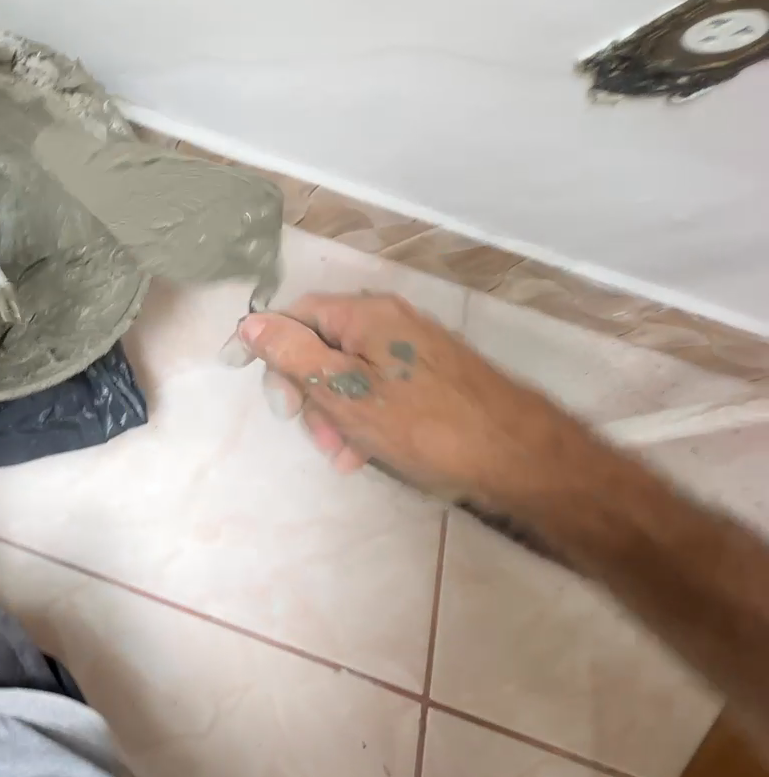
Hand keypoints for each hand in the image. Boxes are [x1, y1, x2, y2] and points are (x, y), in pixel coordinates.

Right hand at [227, 293, 594, 506]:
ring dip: (332, 412)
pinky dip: (361, 415)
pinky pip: (375, 386)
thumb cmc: (423, 425)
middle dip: (305, 391)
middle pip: (318, 346)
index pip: (292, 315)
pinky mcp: (431, 375)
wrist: (526, 461)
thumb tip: (251, 323)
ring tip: (341, 453)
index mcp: (363, 315)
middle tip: (310, 432)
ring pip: (345, 372)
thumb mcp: (342, 390)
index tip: (250, 378)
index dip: (265, 346)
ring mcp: (412, 347)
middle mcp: (387, 321)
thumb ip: (291, 353)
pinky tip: (364, 451)